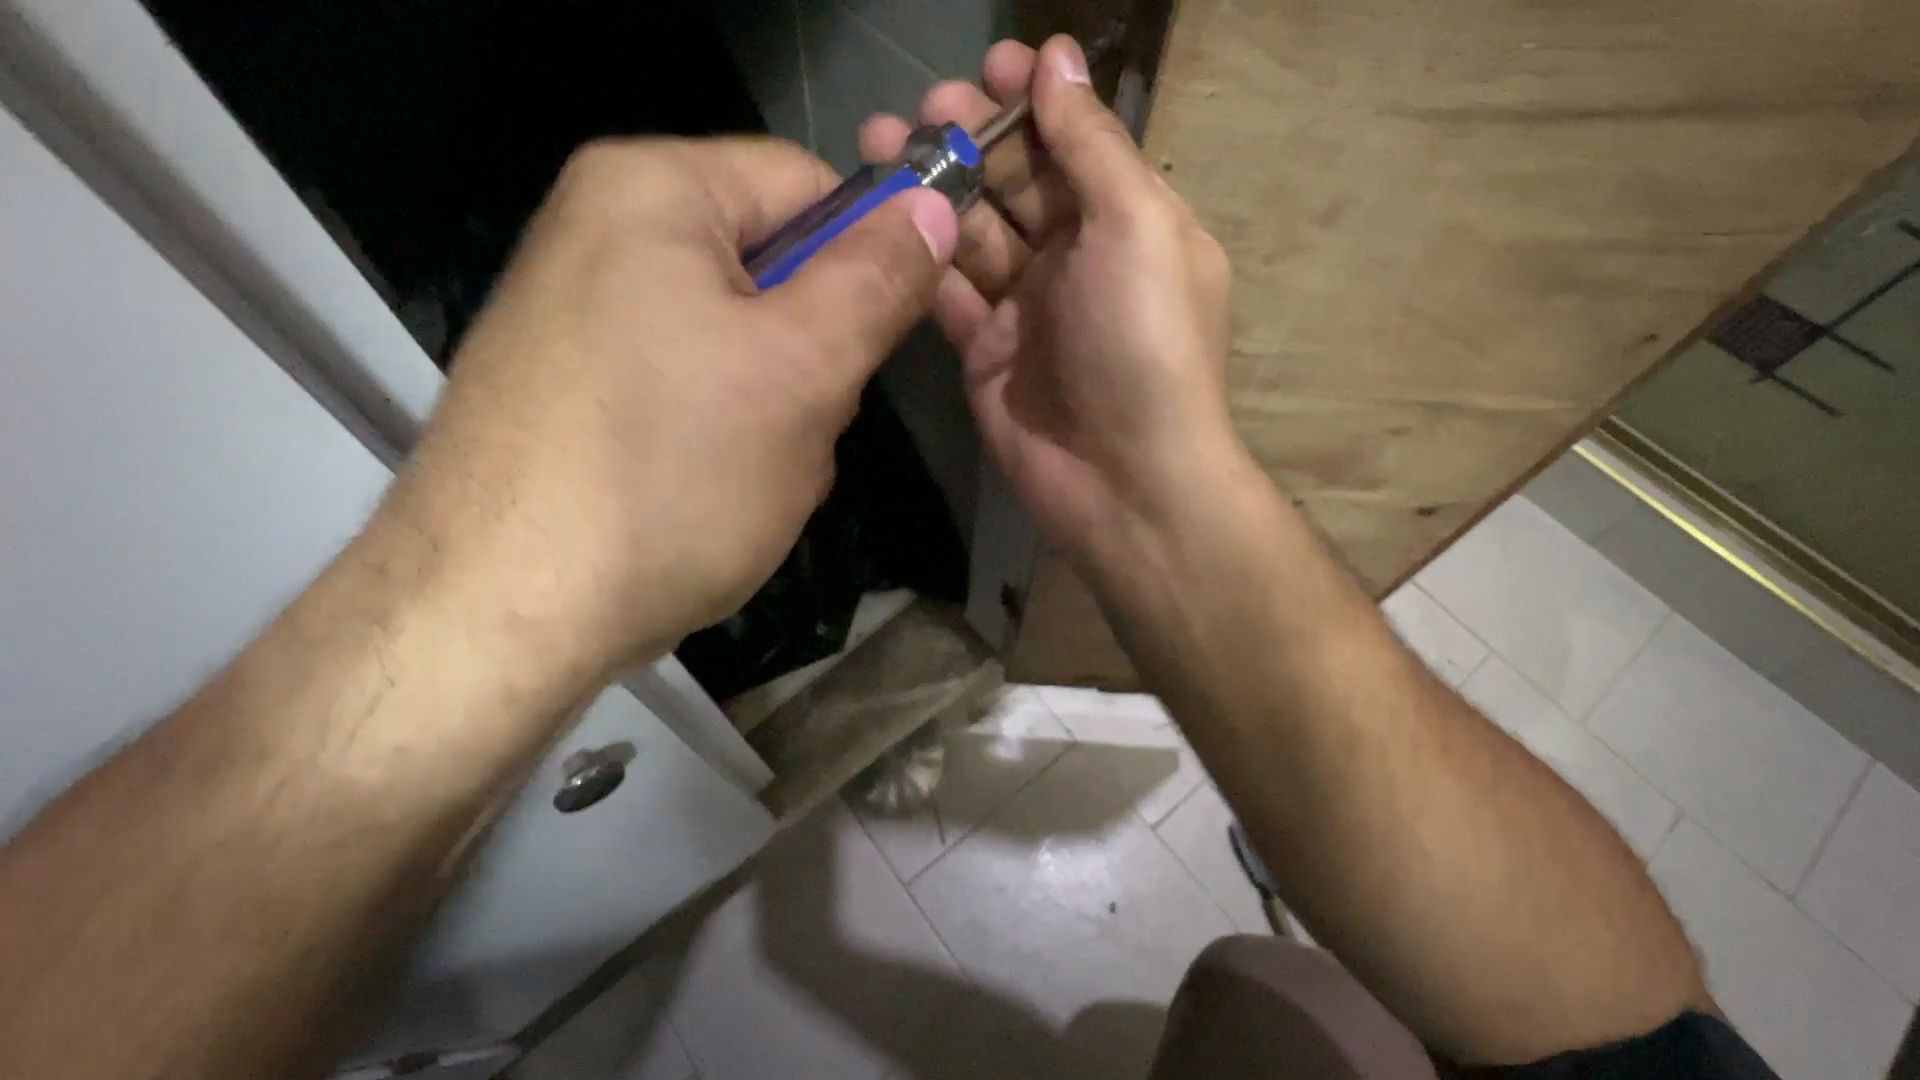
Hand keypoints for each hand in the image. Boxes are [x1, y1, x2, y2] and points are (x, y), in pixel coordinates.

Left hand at [381, 138, 958, 685]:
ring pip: (737, 346)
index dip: (868, 260)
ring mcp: (577, 319)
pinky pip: (687, 393)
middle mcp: (598, 235)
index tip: (880, 346)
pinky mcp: (572, 393)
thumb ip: (877, 281)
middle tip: (803, 433)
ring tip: (752, 483)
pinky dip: (721, 443)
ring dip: (775, 414)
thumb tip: (932, 206)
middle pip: (771, 271)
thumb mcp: (803, 371)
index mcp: (650, 192)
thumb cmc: (669, 474)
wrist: (499, 612)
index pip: (807, 186)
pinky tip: (707, 501)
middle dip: (811, 357)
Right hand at [860, 36, 1239, 567]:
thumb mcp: (1136, 227)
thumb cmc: (1145, 343)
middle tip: (925, 104)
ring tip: (881, 139)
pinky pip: (948, 292)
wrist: (1124, 480)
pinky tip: (883, 216)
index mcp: (1129, 222)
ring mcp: (1027, 308)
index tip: (992, 64)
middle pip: (1016, 183)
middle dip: (973, 137)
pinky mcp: (984, 352)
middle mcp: (1077, 258)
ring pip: (972, 232)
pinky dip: (919, 255)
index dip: (1035, 101)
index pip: (1075, 144)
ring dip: (933, 186)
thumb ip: (1092, 146)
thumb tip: (1059, 59)